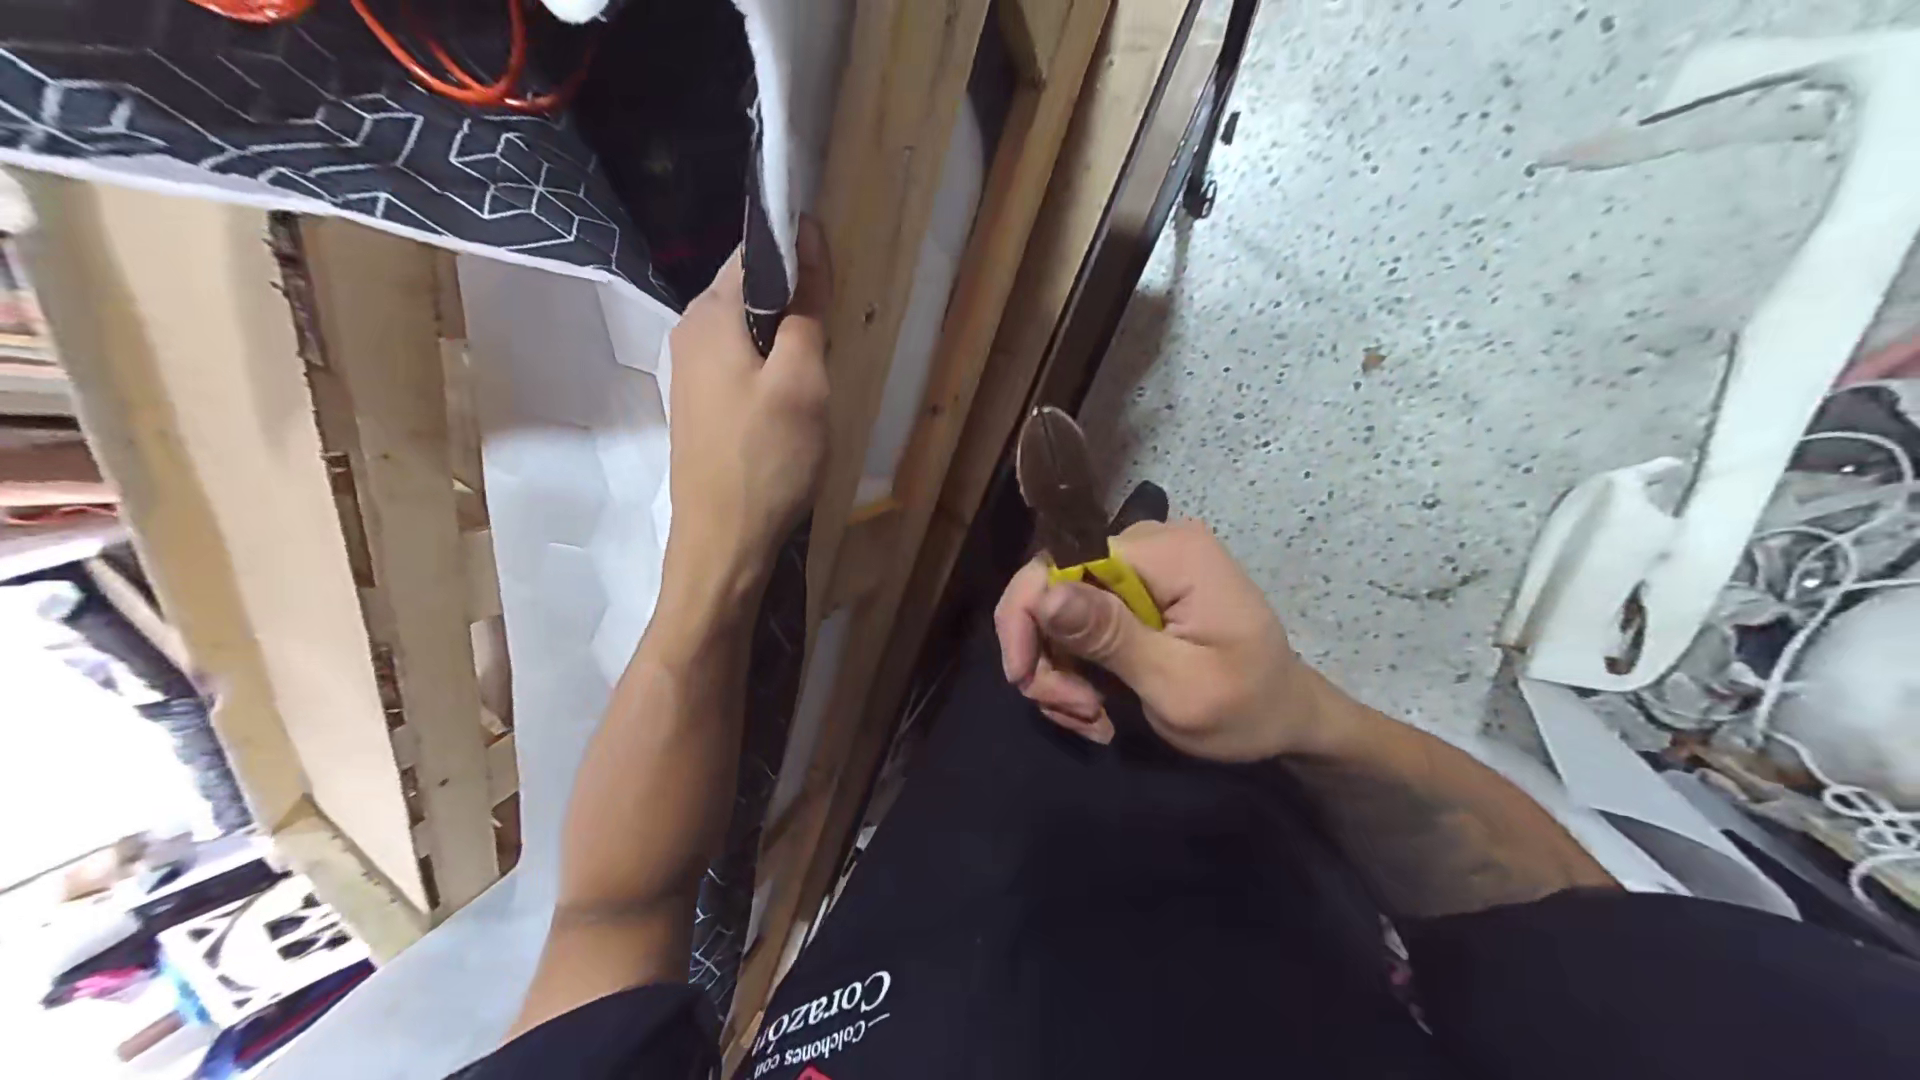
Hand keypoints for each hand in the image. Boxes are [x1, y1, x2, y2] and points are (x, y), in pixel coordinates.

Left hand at [664, 219, 830, 602]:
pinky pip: (740, 366)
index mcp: (709, 314)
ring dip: (786, 346)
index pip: (755, 254)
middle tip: (829, 350)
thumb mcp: (802, 381)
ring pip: (748, 333)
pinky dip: (770, 374)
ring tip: (813, 386)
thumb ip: (806, 309)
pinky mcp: (700, 406)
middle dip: (795, 310)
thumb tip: (807, 236)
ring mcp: (690, 372)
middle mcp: (689, 332)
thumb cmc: (768, 459)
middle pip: (750, 293)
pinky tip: (789, 408)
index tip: (835, 290)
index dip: (799, 258)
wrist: (724, 541)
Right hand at [994, 520, 1331, 761]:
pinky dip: (1076, 669)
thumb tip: (1045, 594)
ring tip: (1093, 717)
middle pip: (1054, 586)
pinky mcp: (1135, 590)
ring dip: (1062, 671)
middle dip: (1049, 657)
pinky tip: (1097, 705)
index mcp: (1170, 553)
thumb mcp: (1178, 685)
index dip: (1026, 614)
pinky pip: (1078, 621)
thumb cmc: (1247, 709)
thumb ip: (1111, 637)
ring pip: (1058, 610)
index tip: (1025, 679)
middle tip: (1078, 711)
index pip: (1062, 559)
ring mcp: (1141, 566)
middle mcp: (1149, 544)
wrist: (1285, 717)